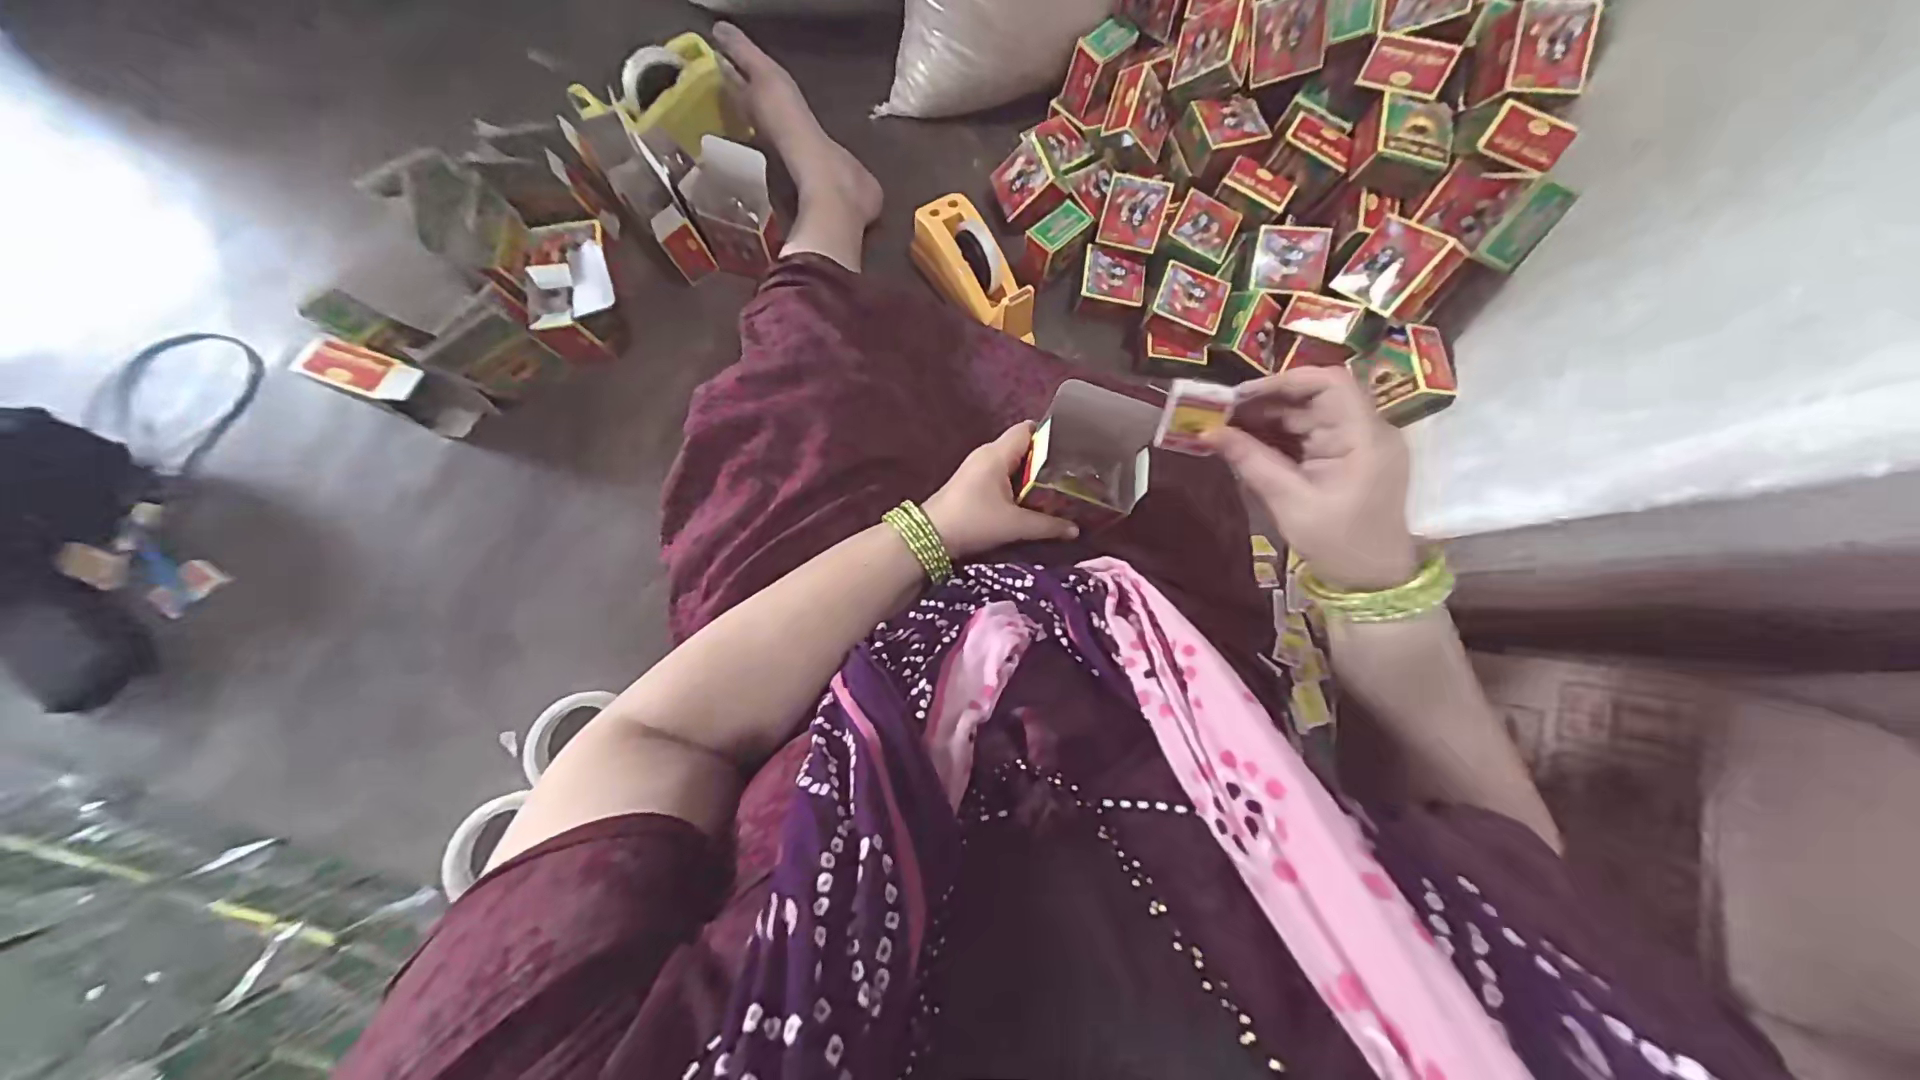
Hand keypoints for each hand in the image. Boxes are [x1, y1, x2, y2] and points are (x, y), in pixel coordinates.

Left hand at [923, 422, 1079, 559]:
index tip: (1072, 450)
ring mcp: (976, 468)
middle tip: (1071, 474)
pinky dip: (1017, 483)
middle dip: (1045, 459)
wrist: (930, 538)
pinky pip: (1001, 475)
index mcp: (997, 454)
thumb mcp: (1015, 525)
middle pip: (1023, 446)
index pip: (1028, 429)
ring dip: (1031, 474)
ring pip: (1012, 462)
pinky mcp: (971, 483)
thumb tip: (1076, 530)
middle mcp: (986, 454)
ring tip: (1056, 487)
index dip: (1050, 435)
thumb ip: (1048, 526)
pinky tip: (1030, 499)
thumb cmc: (973, 522)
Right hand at [1202, 367, 1417, 590]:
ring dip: (1266, 418)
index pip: (1329, 383)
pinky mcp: (1345, 456)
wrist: (1373, 579)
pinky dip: (1277, 435)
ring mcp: (1356, 442)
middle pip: (1314, 396)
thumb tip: (1207, 432)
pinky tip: (1247, 442)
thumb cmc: (1338, 543)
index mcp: (1363, 437)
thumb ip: (1251, 461)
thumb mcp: (1289, 502)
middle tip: (1221, 414)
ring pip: (1307, 413)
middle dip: (1265, 402)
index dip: (1283, 380)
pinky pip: (1309, 433)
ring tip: (1226, 428)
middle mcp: (1364, 430)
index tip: (1239, 396)